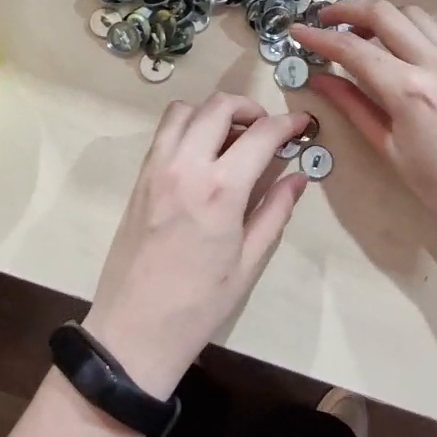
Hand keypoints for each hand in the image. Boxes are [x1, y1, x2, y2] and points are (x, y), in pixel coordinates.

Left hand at [84, 94, 311, 397]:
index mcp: (220, 190)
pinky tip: (204, 155)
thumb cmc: (199, 305)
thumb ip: (275, 212)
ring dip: (214, 112)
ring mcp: (156, 169)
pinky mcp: (139, 178)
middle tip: (268, 130)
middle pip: (219, 106)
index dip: (288, 123)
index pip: (261, 134)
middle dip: (251, 108)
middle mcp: (185, 167)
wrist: (133, 330)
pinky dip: (188, 126)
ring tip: (233, 138)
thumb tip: (299, 177)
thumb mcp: (248, 263)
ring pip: (185, 110)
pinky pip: (164, 132)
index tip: (302, 125)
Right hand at [289, 0, 436, 235]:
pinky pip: (434, 30)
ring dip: (381, 16)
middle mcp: (434, 63)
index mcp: (408, 89)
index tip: (297, 31)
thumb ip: (351, 105)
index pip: (353, 49)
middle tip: (324, 21)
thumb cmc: (435, 183)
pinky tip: (396, 49)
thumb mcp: (385, 146)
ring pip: (412, 13)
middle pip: (384, 13)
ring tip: (360, 35)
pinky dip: (408, 28)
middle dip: (348, 10)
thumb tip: (317, 80)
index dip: (320, 38)